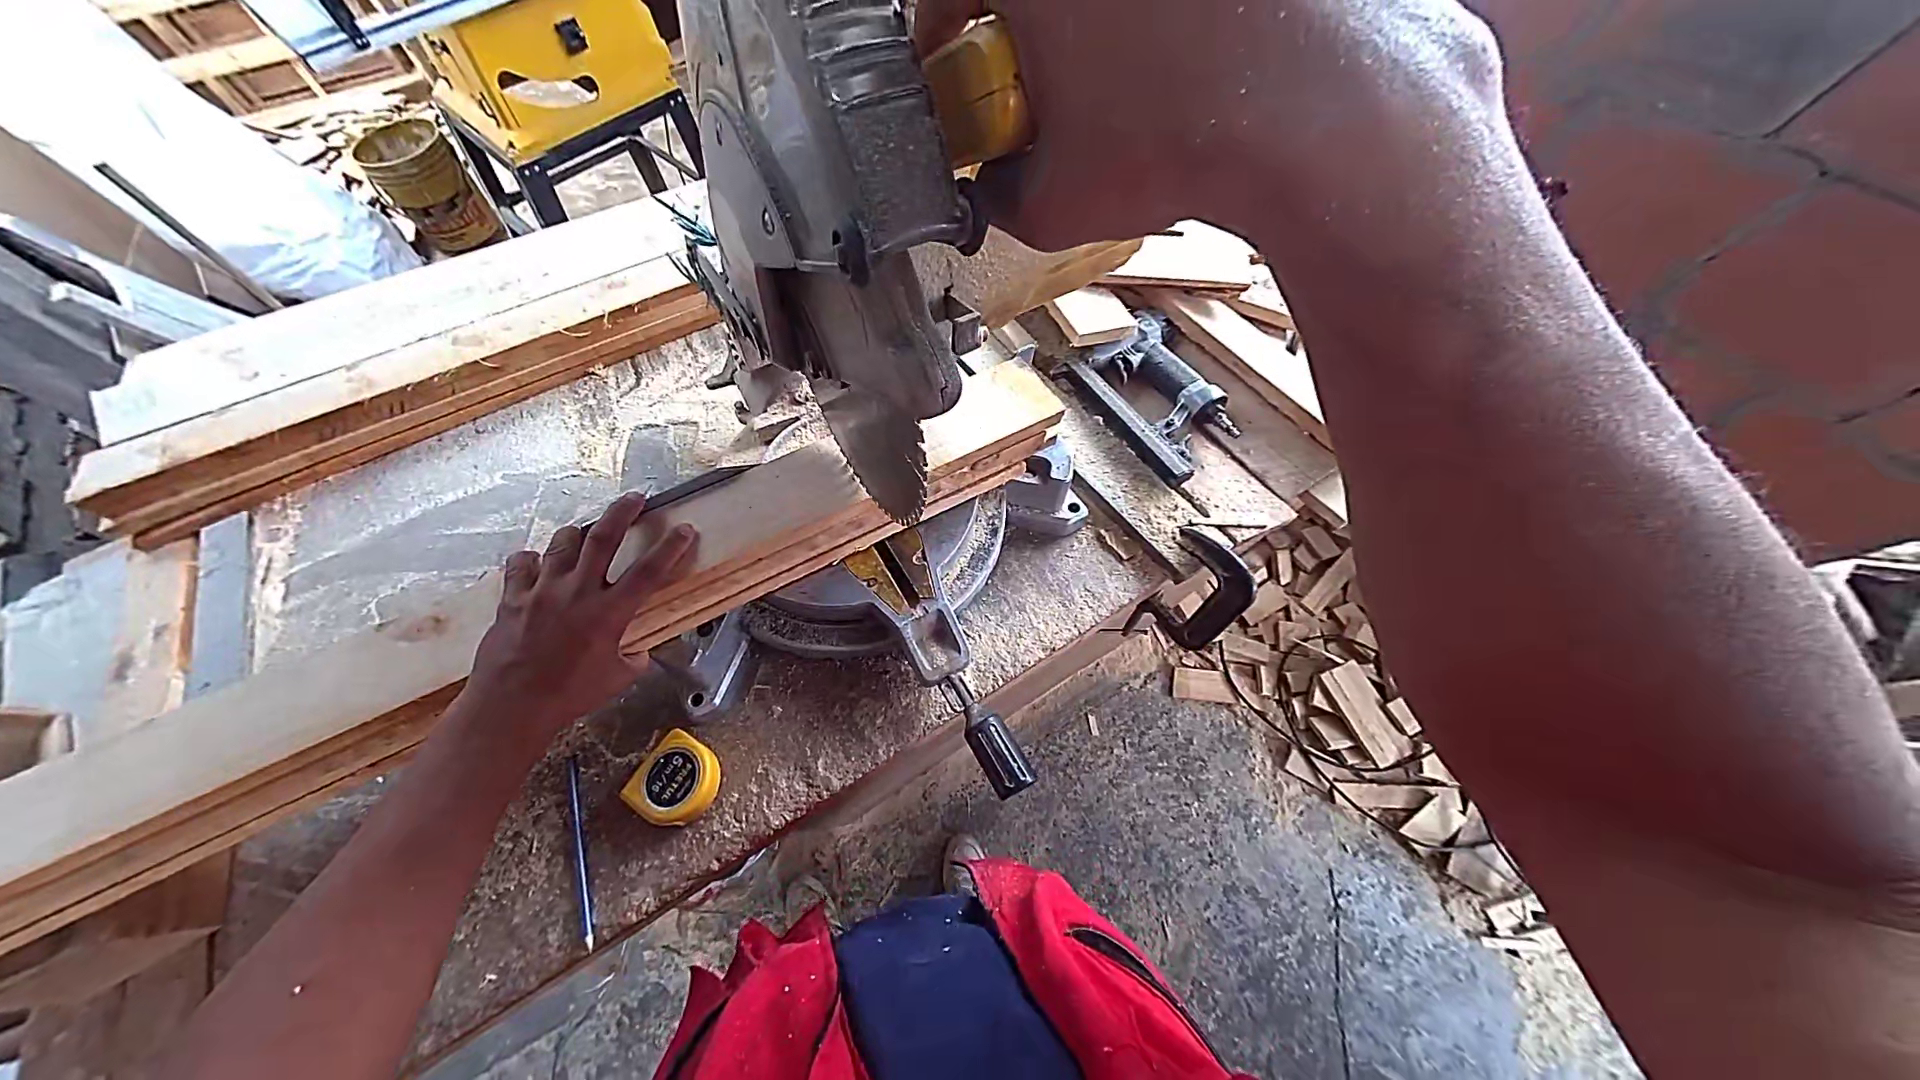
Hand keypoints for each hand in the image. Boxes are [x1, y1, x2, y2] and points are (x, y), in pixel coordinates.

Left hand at [456, 492, 697, 750]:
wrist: (511, 706)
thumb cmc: (570, 695)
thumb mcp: (618, 678)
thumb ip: (634, 656)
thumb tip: (636, 650)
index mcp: (609, 612)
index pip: (650, 571)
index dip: (672, 547)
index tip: (685, 530)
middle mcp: (577, 592)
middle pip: (603, 537)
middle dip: (623, 511)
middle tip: (635, 498)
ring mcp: (542, 591)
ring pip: (562, 543)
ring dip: (578, 534)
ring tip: (585, 533)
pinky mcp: (512, 598)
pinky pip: (521, 564)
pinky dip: (533, 560)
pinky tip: (538, 564)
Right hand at [913, 0, 1507, 253]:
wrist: (1315, 118)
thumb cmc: (1177, 148)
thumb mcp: (1053, 205)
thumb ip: (998, 197)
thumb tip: (991, 188)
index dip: (937, 45)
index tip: (946, 79)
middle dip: (1014, 41)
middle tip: (1028, 94)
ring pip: (1095, 4)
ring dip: (1084, 33)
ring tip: (1110, 91)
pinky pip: (1159, 6)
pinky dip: (1154, 26)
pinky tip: (1172, 65)